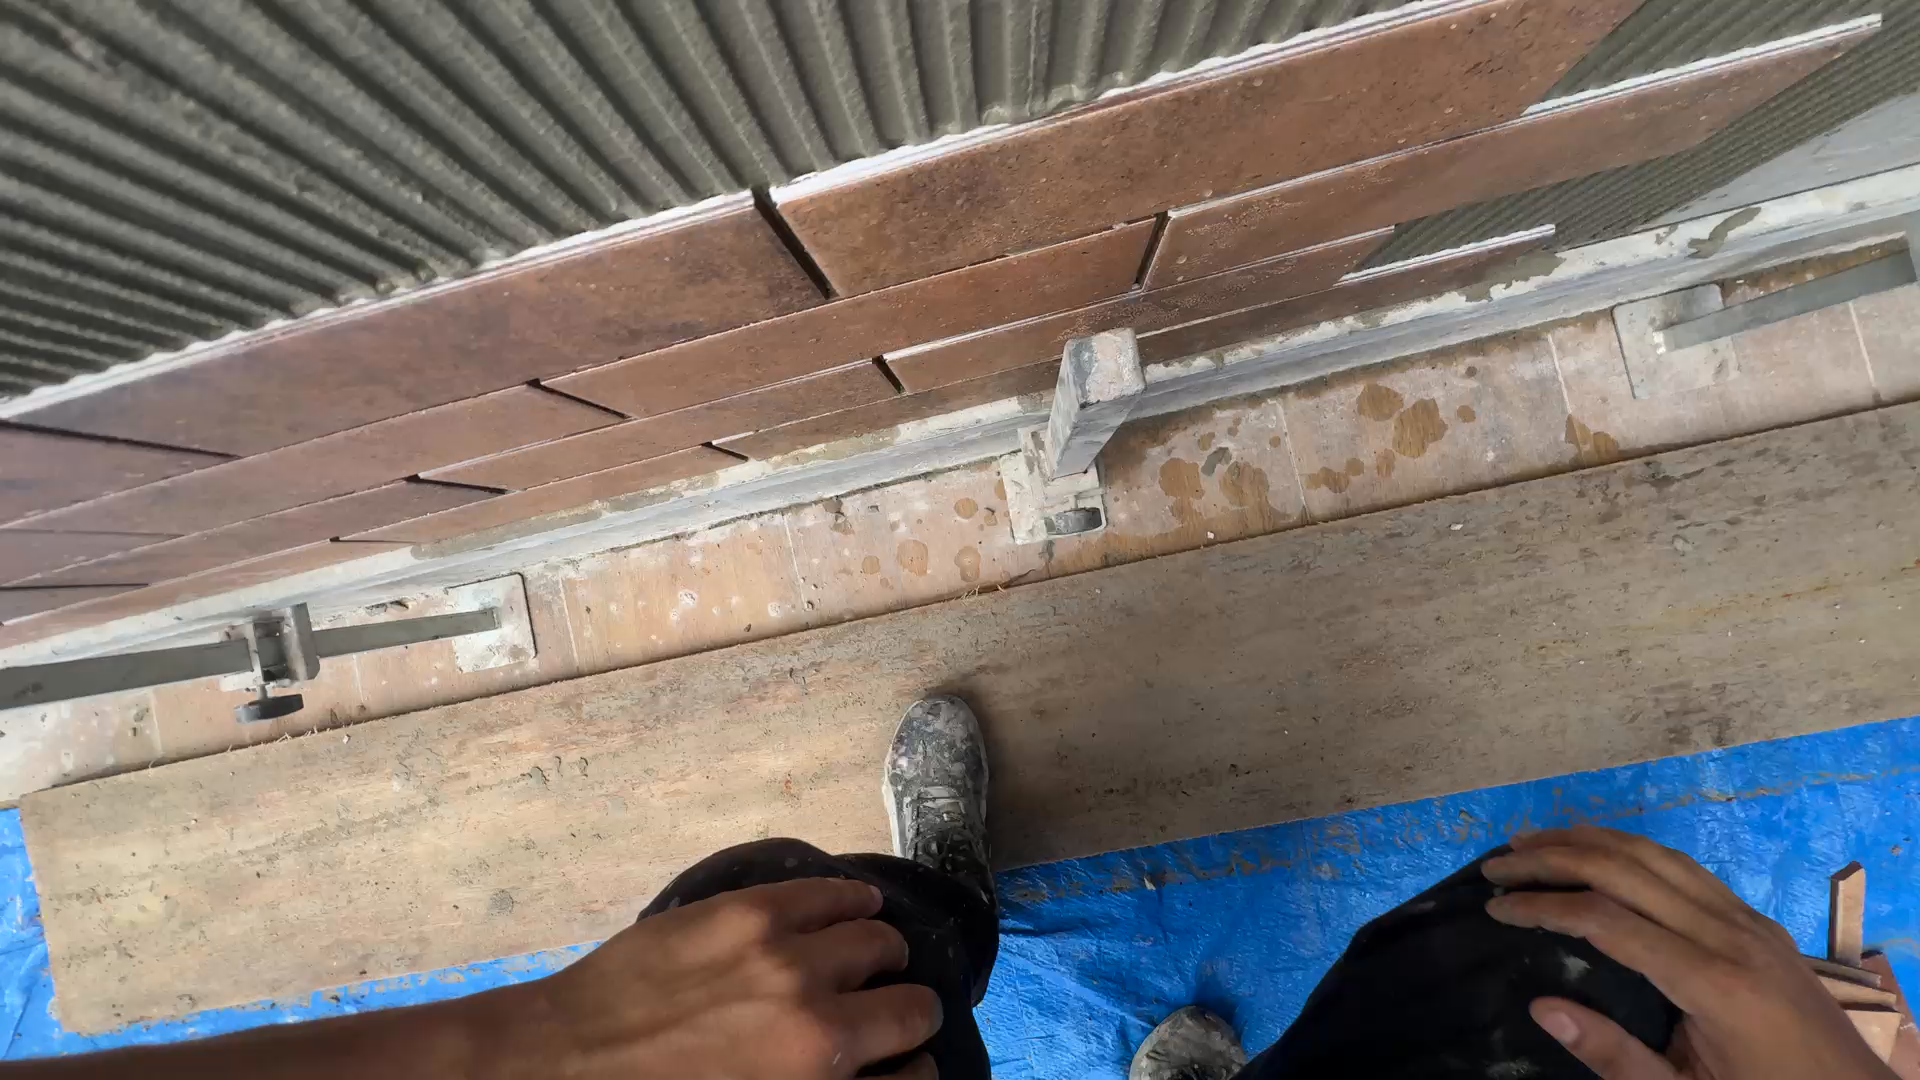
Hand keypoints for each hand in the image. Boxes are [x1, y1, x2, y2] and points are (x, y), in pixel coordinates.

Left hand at [500, 877, 940, 1079]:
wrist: (555, 1072)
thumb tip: (858, 1071)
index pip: (915, 1079)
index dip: (917, 1070)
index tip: (909, 1063)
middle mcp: (821, 1025)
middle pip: (909, 1006)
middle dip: (908, 1010)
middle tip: (889, 1009)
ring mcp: (789, 958)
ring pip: (876, 939)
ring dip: (885, 952)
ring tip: (876, 951)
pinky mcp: (755, 910)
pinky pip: (831, 893)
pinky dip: (856, 898)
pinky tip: (860, 902)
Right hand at [1482, 825, 1895, 1079]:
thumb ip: (1616, 1058)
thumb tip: (1539, 1006)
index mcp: (1714, 984)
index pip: (1601, 918)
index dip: (1537, 906)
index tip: (1492, 908)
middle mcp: (1730, 937)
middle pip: (1618, 869)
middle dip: (1545, 860)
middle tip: (1494, 866)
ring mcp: (1748, 921)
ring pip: (1647, 851)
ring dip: (1579, 839)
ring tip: (1528, 843)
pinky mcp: (1755, 919)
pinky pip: (1678, 862)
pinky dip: (1622, 845)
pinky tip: (1593, 851)